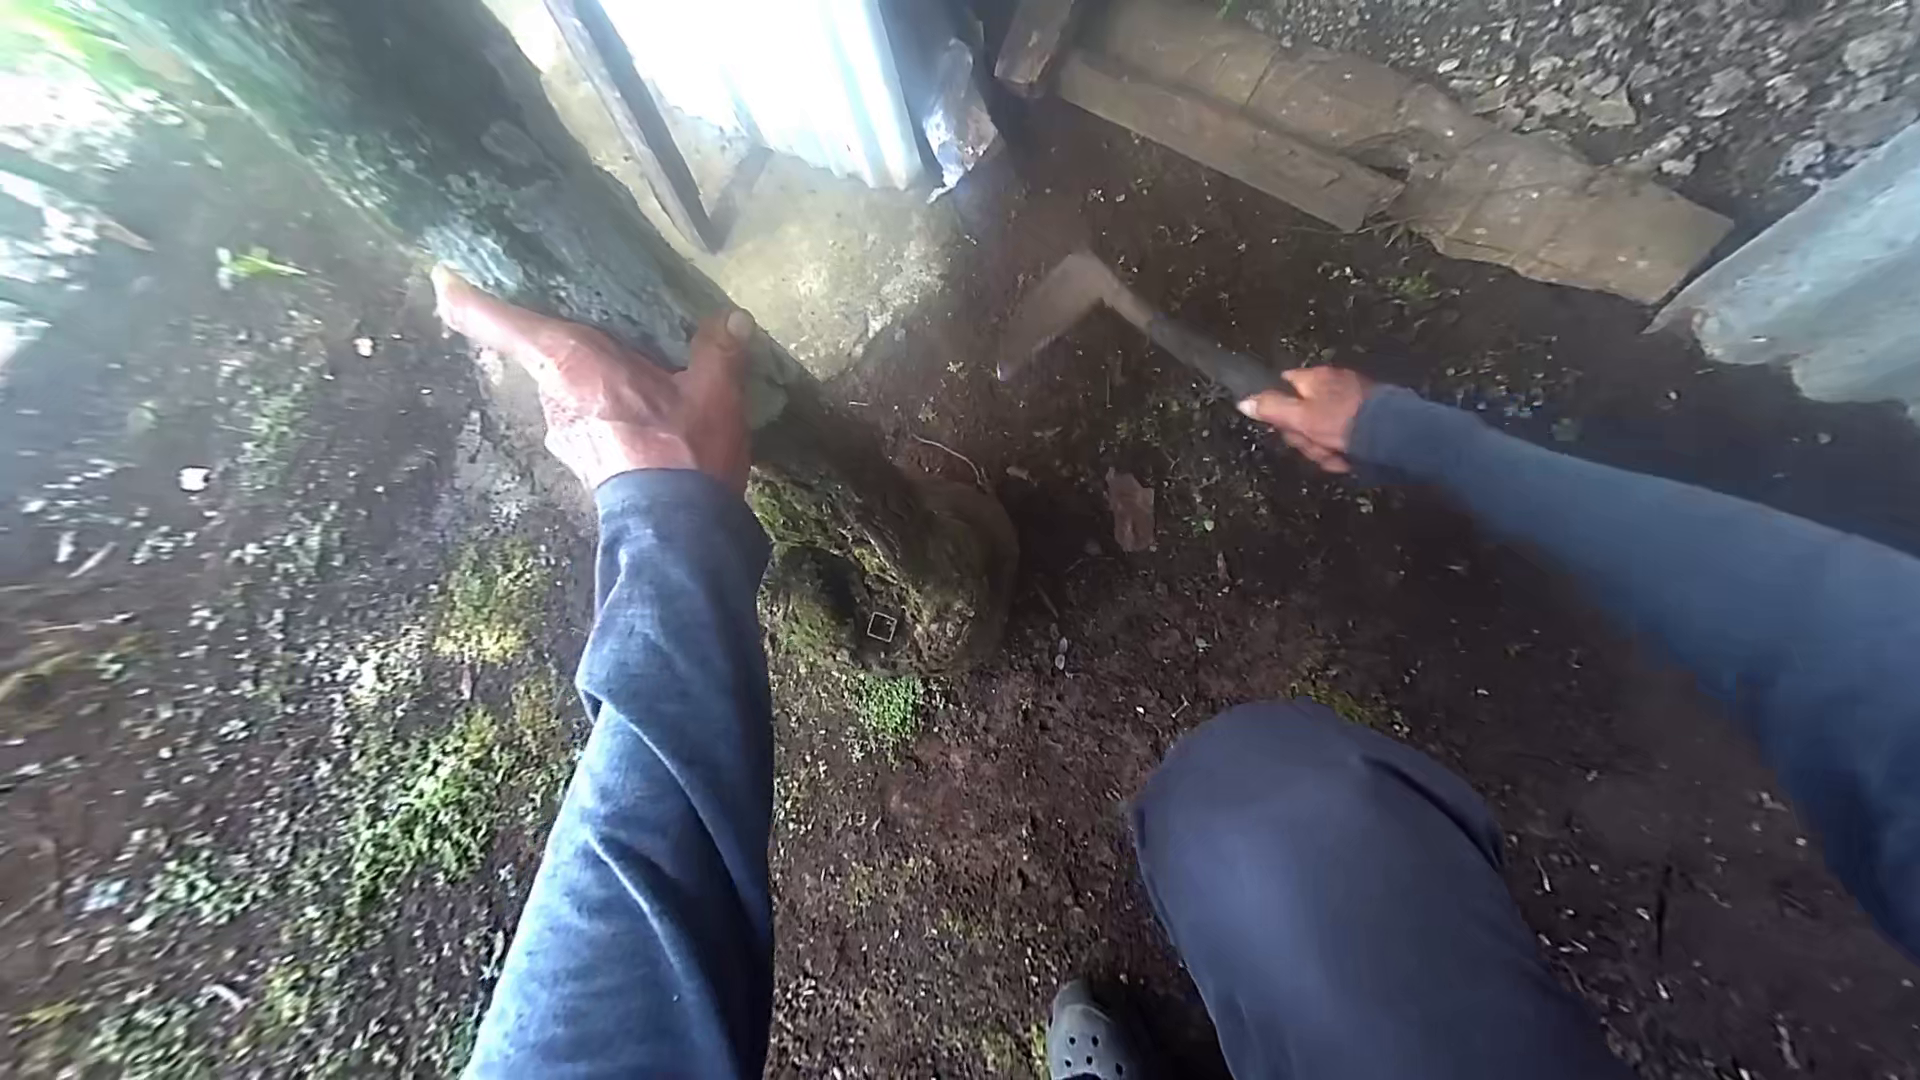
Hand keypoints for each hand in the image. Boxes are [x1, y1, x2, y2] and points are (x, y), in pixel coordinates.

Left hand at [432, 266, 753, 493]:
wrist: (680, 530)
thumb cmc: (685, 449)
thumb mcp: (714, 393)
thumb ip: (720, 350)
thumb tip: (735, 317)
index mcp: (572, 363)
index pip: (491, 319)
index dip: (465, 293)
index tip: (450, 274)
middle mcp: (552, 396)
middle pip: (538, 353)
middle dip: (567, 341)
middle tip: (606, 331)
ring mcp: (564, 436)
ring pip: (568, 391)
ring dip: (594, 383)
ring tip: (640, 383)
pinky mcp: (584, 466)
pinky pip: (587, 423)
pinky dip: (607, 415)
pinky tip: (646, 425)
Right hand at [1237, 367, 1373, 473]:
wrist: (1394, 437)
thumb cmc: (1343, 423)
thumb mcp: (1299, 416)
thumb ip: (1270, 407)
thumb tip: (1244, 401)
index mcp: (1314, 378)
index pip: (1282, 385)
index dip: (1277, 408)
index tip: (1282, 424)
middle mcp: (1332, 385)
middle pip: (1299, 414)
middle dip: (1302, 436)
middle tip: (1312, 443)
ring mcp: (1350, 403)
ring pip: (1318, 431)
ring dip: (1320, 448)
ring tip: (1333, 452)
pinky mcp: (1364, 422)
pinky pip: (1339, 438)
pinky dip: (1339, 451)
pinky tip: (1346, 456)